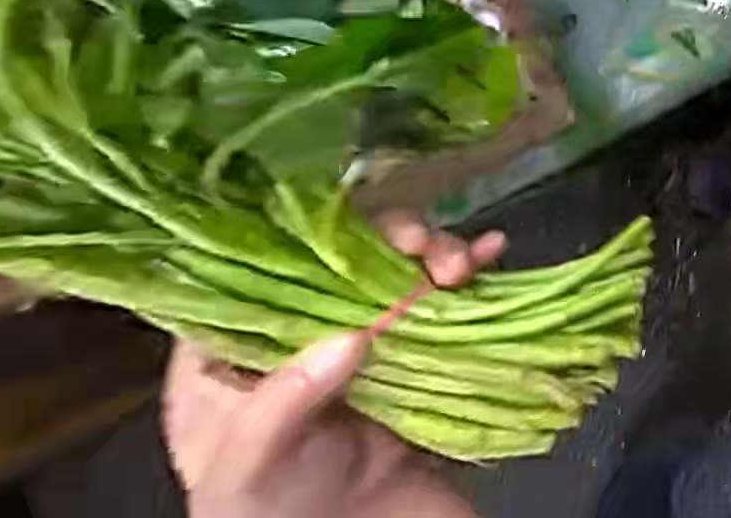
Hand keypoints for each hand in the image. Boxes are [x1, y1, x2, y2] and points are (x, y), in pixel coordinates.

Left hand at [163, 216, 503, 517]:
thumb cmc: (276, 511)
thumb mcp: (248, 472)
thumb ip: (280, 409)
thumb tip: (352, 337)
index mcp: (238, 349)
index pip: (262, 273)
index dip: (302, 245)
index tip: (348, 240)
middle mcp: (306, 321)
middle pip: (346, 254)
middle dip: (392, 240)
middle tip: (422, 250)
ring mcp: (370, 321)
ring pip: (401, 259)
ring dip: (438, 249)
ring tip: (462, 267)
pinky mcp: (421, 329)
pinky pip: (447, 284)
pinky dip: (474, 261)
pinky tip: (492, 250)